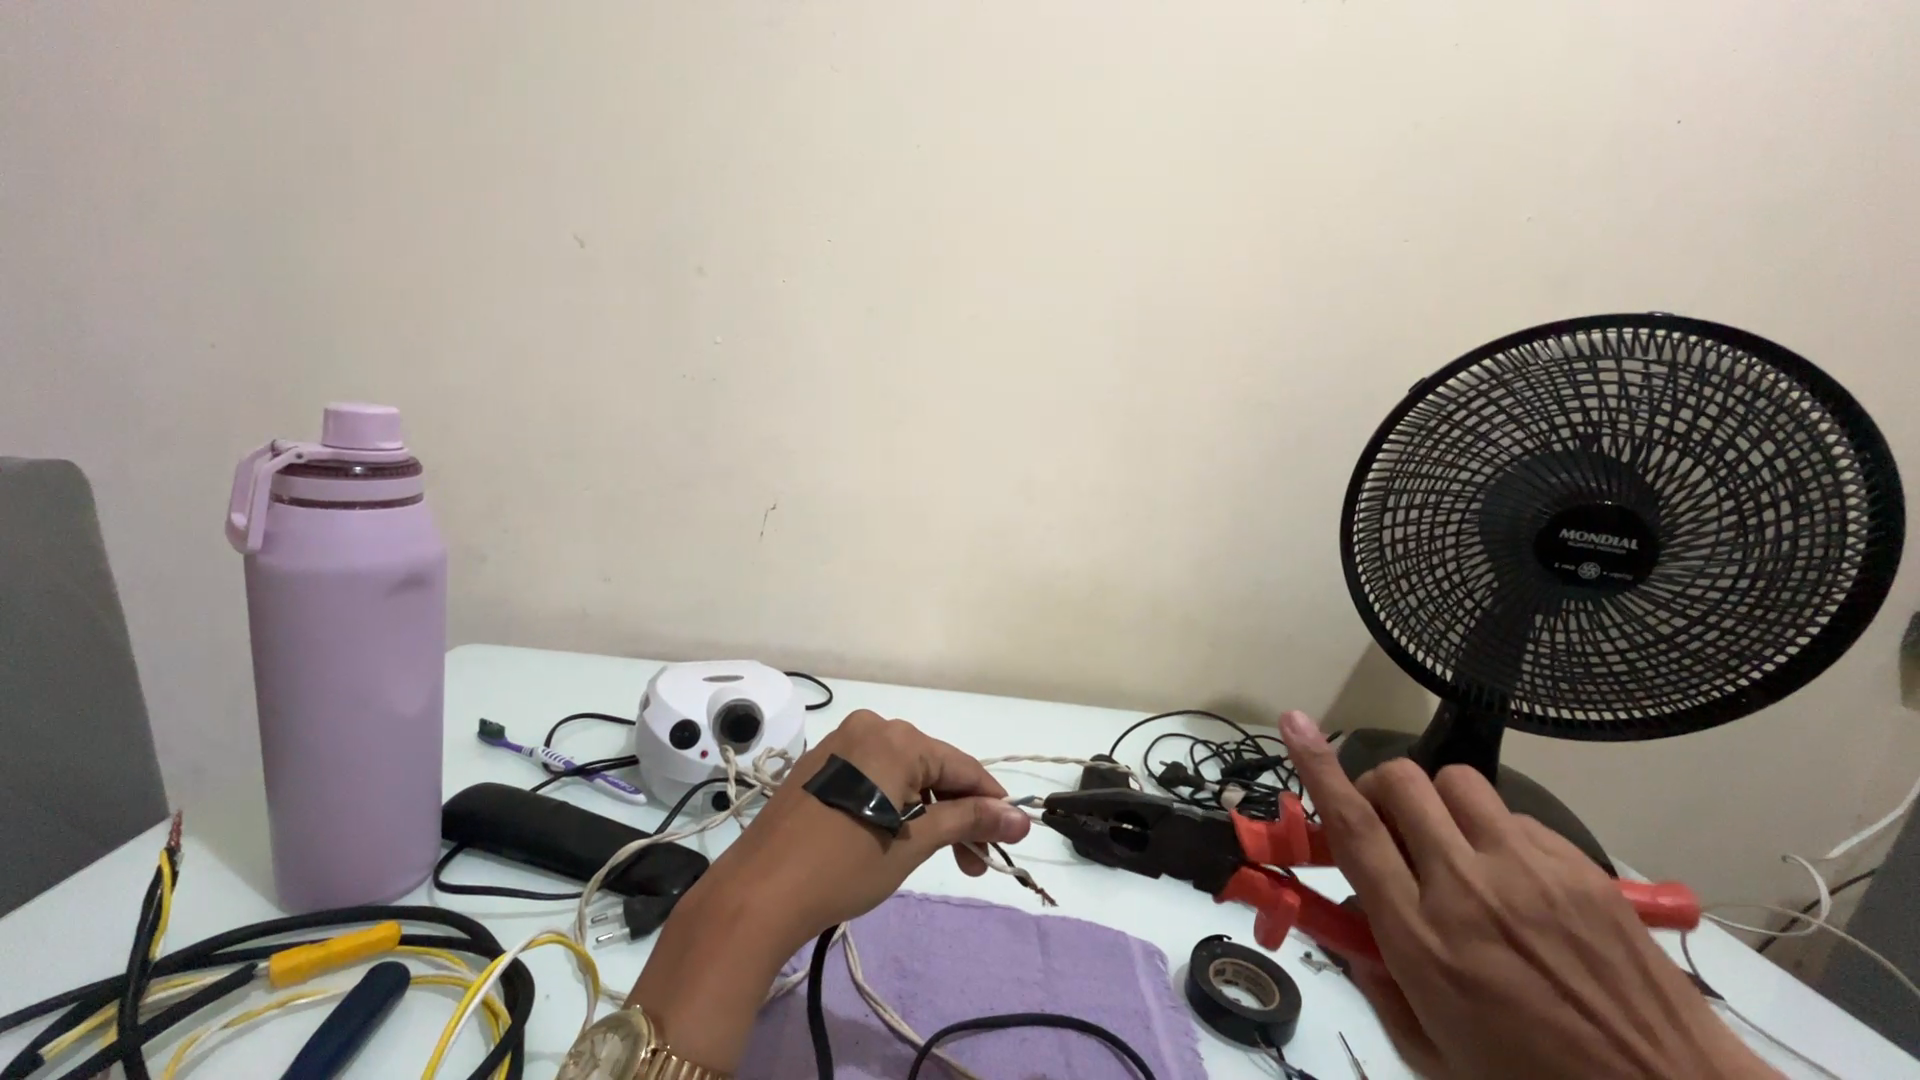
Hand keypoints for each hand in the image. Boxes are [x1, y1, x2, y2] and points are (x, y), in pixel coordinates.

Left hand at [626, 710, 1030, 1070]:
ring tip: (940, 858)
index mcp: (896, 738)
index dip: (990, 802)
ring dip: (928, 813)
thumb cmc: (843, 866)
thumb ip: (968, 821)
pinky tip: (899, 838)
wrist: (757, 893)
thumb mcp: (913, 843)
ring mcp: (838, 745)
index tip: (1011, 838)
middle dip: (958, 815)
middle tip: (973, 863)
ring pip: (902, 775)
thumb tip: (1021, 818)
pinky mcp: (817, 767)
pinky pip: (872, 777)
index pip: (962, 767)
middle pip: (932, 769)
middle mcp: (869, 728)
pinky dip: (895, 805)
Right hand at [1278, 710, 1776, 1079]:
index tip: (1294, 723)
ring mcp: (1531, 871)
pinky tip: (1515, 881)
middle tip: (1385, 825)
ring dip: (1437, 804)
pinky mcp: (1582, 869)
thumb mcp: (1429, 1053)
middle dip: (1378, 789)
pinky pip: (1516, 817)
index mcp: (1421, 939)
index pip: (1354, 829)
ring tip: (1452, 847)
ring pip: (1457, 782)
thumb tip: (1349, 932)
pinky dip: (1495, 833)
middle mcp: (1468, 888)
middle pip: (1401, 784)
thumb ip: (1376, 985)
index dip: (1318, 769)